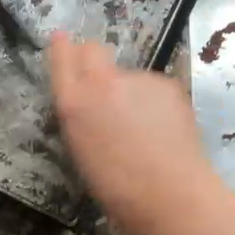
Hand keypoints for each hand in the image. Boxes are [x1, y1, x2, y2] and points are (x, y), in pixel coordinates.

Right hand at [46, 32, 227, 234]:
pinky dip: (153, 101)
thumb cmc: (119, 191)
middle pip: (93, 49)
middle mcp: (102, 82)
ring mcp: (137, 79)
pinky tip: (163, 128)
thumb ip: (80, 119)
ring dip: (129, 91)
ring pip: (127, 76)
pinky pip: (152, 87)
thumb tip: (85, 106)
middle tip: (100, 84)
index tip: (61, 40)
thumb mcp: (82, 154)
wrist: (173, 195)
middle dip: (91, 57)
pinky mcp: (167, 83)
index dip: (62, 47)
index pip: (62, 56)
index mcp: (74, 103)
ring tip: (143, 127)